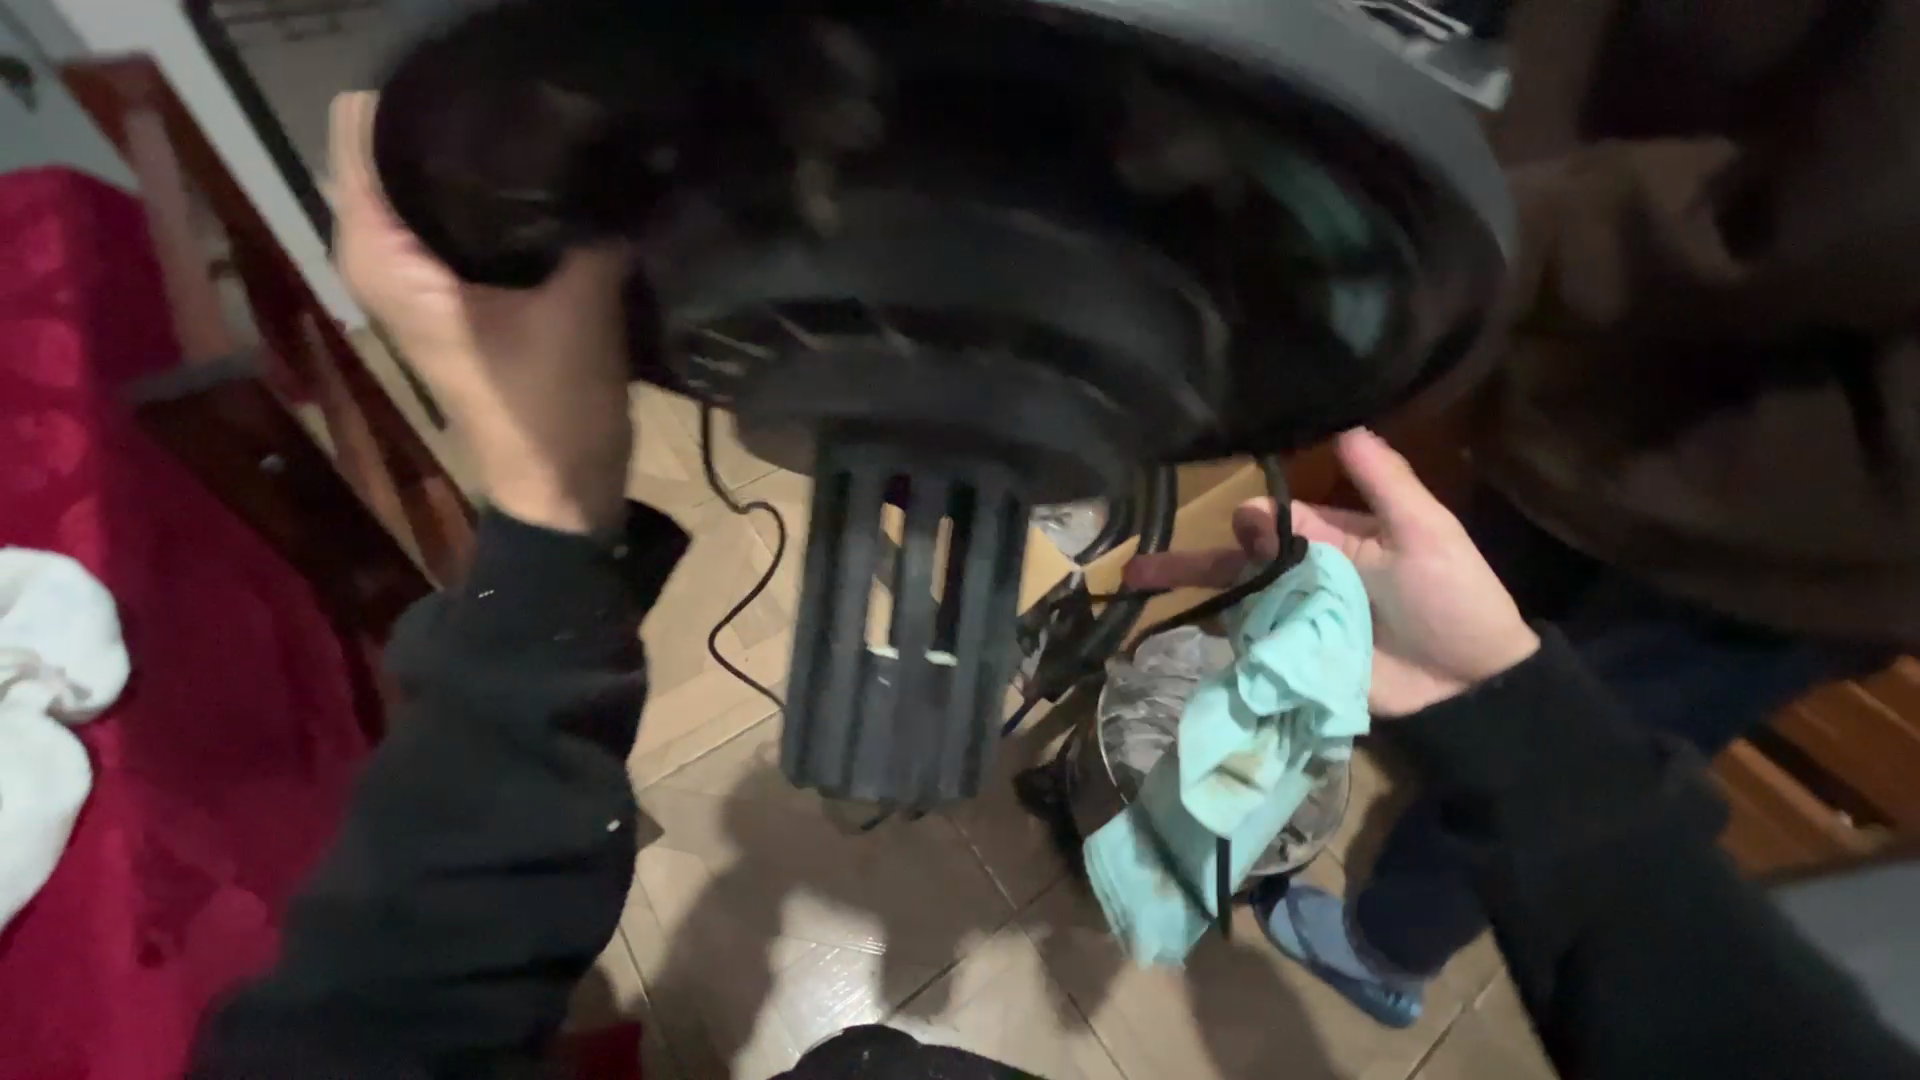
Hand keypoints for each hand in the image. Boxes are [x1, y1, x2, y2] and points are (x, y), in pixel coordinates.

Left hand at [327, 91, 633, 534]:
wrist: (562, 488)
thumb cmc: (553, 409)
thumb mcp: (579, 313)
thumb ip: (590, 236)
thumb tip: (612, 181)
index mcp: (382, 252)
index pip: (363, 127)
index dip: (424, 100)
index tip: (498, 97)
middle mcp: (382, 256)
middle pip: (402, 153)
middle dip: (463, 132)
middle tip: (541, 124)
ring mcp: (419, 281)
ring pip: (438, 191)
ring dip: (488, 173)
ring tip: (553, 155)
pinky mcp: (457, 300)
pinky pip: (465, 227)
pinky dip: (503, 211)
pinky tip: (556, 206)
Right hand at [1125, 430, 1539, 716]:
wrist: (1470, 688)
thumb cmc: (1453, 601)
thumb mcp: (1426, 532)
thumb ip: (1385, 482)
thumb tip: (1346, 424)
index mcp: (1325, 538)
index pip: (1268, 522)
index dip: (1250, 522)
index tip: (1245, 527)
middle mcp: (1297, 575)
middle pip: (1232, 564)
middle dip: (1184, 563)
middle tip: (1135, 568)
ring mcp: (1289, 619)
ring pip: (1229, 601)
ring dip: (1185, 597)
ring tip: (1135, 594)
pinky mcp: (1290, 658)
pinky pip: (1245, 643)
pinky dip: (1211, 637)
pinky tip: (1172, 634)